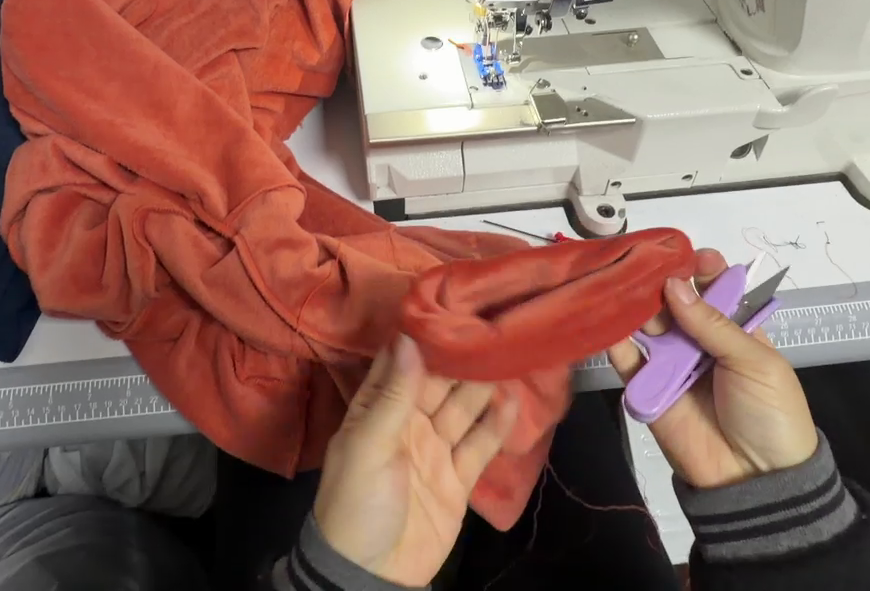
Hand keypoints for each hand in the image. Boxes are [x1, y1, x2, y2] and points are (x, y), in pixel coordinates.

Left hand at [313, 334, 520, 586]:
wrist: (372, 576)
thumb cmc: (357, 500)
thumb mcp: (369, 444)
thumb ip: (394, 394)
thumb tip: (407, 339)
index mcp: (377, 409)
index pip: (400, 362)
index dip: (421, 336)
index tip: (447, 306)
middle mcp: (407, 422)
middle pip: (438, 382)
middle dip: (460, 358)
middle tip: (489, 328)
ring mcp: (434, 449)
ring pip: (462, 409)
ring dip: (481, 386)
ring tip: (508, 355)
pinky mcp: (457, 479)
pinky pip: (478, 445)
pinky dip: (496, 424)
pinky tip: (512, 401)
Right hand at [607, 254, 818, 487]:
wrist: (755, 484)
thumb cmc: (770, 415)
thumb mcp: (755, 363)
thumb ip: (713, 323)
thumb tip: (674, 283)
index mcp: (732, 329)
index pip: (712, 288)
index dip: (699, 268)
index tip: (684, 253)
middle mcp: (696, 339)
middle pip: (671, 299)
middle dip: (656, 279)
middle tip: (638, 262)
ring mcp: (669, 361)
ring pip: (644, 321)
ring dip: (632, 302)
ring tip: (616, 282)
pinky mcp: (644, 386)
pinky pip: (624, 357)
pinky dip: (612, 336)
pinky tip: (604, 316)